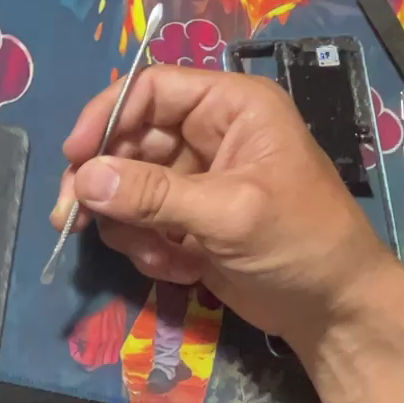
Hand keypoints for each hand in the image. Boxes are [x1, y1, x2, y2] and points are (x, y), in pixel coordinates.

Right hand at [51, 66, 402, 350]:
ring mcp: (191, 180)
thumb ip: (154, 195)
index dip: (105, 117)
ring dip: (128, 226)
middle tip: (72, 220)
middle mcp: (206, 135)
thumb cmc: (301, 244)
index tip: (73, 158)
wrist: (331, 311)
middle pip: (125, 141)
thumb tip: (84, 180)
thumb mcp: (229, 214)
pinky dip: (145, 248)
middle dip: (103, 184)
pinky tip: (180, 269)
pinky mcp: (181, 220)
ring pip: (123, 187)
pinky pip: (136, 222)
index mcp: (230, 109)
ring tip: (158, 256)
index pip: (150, 91)